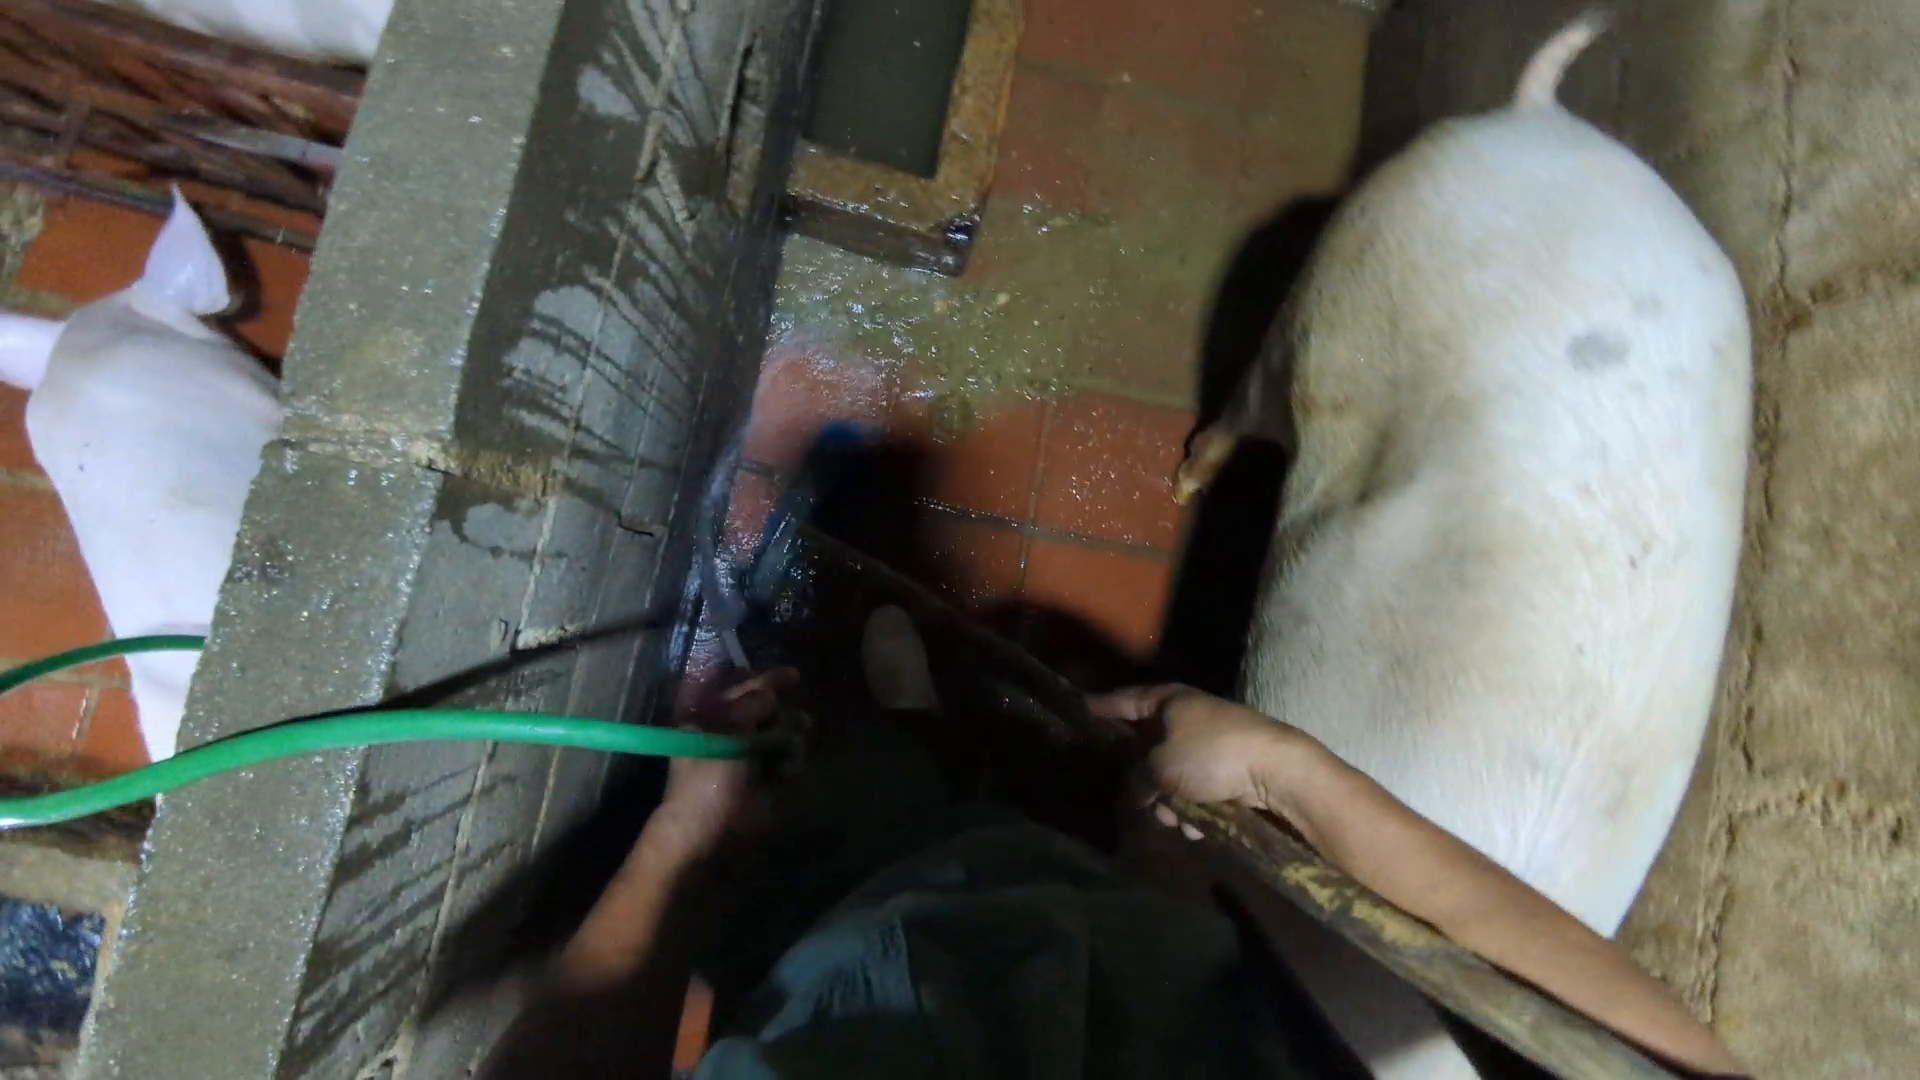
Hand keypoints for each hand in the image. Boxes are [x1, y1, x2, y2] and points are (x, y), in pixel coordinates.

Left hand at [646, 667, 797, 862]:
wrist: (711, 829)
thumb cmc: (709, 775)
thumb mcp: (730, 728)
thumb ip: (753, 701)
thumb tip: (773, 690)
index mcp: (712, 713)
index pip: (743, 683)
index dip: (766, 678)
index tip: (792, 676)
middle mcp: (732, 727)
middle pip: (770, 704)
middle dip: (783, 711)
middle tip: (791, 720)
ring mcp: (751, 751)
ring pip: (785, 728)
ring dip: (790, 736)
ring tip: (787, 750)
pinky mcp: (769, 774)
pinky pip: (791, 755)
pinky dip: (793, 760)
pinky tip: (786, 770)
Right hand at [1089, 684, 1317, 835]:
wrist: (1279, 771)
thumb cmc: (1211, 755)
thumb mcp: (1161, 768)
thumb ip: (1136, 781)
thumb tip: (1131, 795)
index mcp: (1167, 700)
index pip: (1122, 700)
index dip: (1098, 707)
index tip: (1076, 711)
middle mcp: (1187, 716)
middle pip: (1147, 746)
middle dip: (1141, 778)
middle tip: (1134, 798)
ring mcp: (1210, 743)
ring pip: (1172, 775)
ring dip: (1170, 802)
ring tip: (1178, 821)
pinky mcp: (1230, 769)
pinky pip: (1197, 790)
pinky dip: (1195, 808)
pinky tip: (1200, 826)